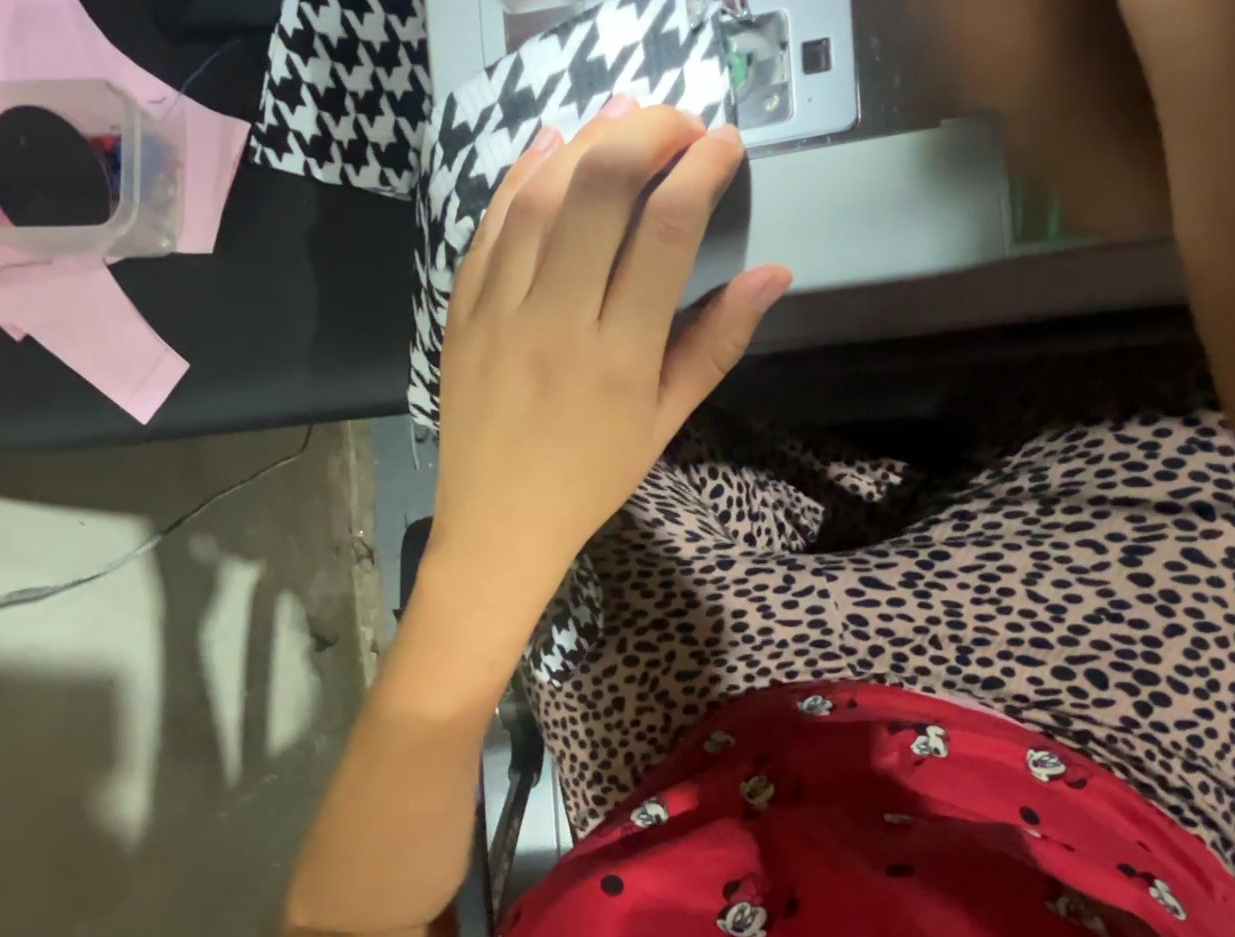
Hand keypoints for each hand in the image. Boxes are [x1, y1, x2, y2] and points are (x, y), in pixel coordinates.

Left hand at [428, 98, 792, 599]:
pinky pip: (487, 232)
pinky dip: (517, 180)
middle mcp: (556, 322)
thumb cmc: (588, 480)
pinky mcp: (462, 315)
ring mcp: (500, 315)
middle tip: (675, 120)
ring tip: (619, 115)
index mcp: (618, 355)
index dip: (702, 169)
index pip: (667, 231)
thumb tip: (773, 273)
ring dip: (583, 142)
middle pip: (600, 192)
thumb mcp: (663, 423)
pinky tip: (545, 148)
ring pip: (539, 199)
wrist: (498, 523)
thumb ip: (715, 345)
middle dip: (646, 133)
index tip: (723, 144)